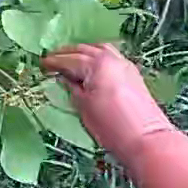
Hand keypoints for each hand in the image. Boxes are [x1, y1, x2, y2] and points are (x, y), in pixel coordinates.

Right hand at [40, 43, 177, 166]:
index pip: (70, 59)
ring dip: (83, 51)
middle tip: (52, 59)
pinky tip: (91, 66)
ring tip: (71, 59)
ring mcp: (124, 65)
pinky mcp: (132, 74)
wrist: (145, 138)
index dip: (54, 62)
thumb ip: (73, 88)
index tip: (41, 64)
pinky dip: (97, 56)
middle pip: (85, 50)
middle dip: (66, 53)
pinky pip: (110, 56)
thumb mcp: (84, 107)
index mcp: (96, 65)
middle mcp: (111, 59)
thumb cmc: (110, 125)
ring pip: (99, 49)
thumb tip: (64, 79)